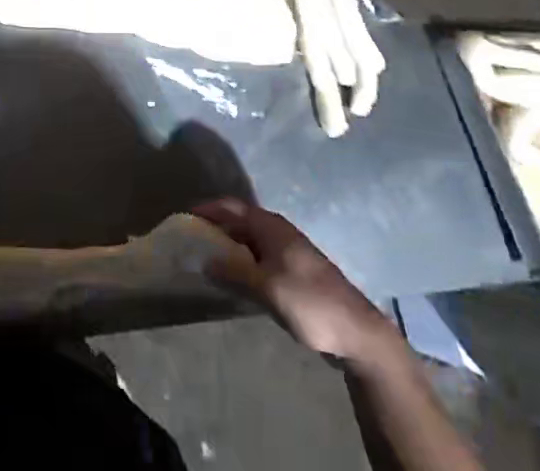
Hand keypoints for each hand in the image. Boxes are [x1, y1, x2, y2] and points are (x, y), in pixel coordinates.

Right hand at [193, 198, 396, 361]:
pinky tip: (231, 280)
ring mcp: (288, 253)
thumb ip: (234, 271)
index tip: (183, 217)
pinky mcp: (293, 274)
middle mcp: (279, 233)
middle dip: (214, 227)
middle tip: (188, 241)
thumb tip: (204, 260)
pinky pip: (258, 259)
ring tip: (203, 259)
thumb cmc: (310, 302)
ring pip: (249, 241)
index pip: (232, 207)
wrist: (357, 333)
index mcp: (272, 227)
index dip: (207, 209)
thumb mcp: (266, 286)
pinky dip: (241, 263)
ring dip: (227, 246)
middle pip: (240, 222)